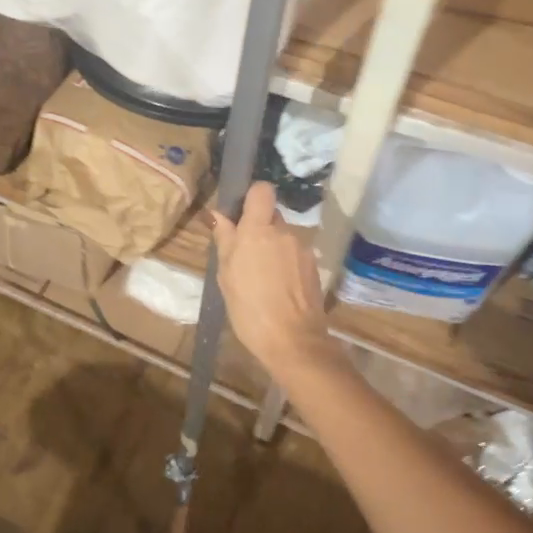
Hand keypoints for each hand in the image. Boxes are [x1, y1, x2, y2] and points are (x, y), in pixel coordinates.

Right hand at [212, 181, 340, 383]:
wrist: (293, 341)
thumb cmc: (249, 308)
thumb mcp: (226, 274)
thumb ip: (225, 240)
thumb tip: (218, 215)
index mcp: (259, 230)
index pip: (262, 190)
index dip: (251, 197)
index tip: (240, 216)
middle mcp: (284, 232)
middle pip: (271, 216)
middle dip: (259, 229)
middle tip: (244, 256)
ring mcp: (302, 249)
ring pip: (283, 237)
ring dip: (273, 248)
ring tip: (261, 278)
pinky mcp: (313, 266)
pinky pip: (294, 255)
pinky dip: (285, 264)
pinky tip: (277, 288)